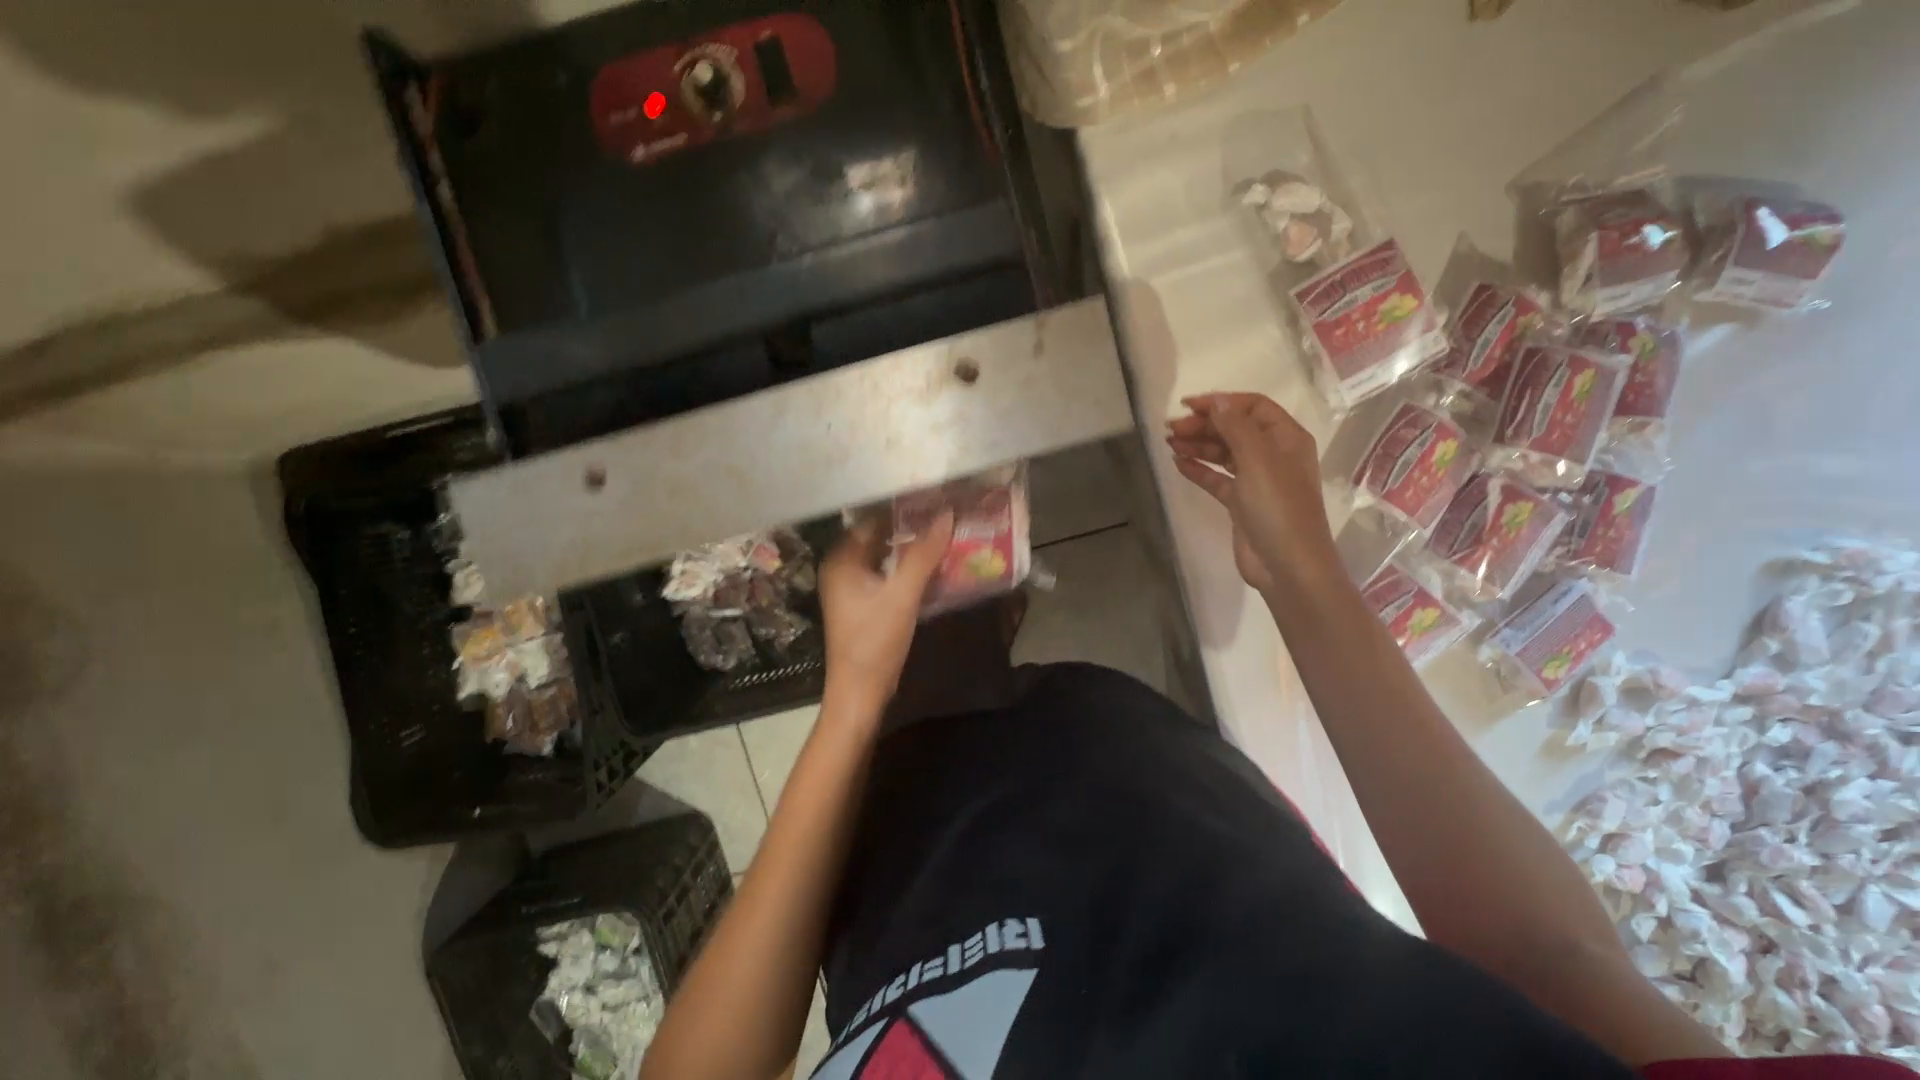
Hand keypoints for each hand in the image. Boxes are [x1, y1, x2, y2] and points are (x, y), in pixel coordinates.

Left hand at [817, 512, 953, 712]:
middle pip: (880, 538)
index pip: (873, 519)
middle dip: (912, 528)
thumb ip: (923, 554)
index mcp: (841, 560)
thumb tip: (947, 514)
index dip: (902, 509)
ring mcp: (852, 589)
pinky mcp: (865, 606)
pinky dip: (909, 571)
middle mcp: (842, 569)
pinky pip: (889, 577)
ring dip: (913, 550)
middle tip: (946, 513)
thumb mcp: (902, 595)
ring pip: (886, 559)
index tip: (934, 497)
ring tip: (947, 534)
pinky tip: (936, 567)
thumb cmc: (875, 642)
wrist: (860, 693)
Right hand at [1166, 392, 1338, 593]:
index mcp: (1287, 438)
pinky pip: (1218, 478)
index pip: (1253, 407)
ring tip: (1170, 443)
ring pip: (1224, 453)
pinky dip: (1199, 469)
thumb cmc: (1278, 507)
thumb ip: (1235, 426)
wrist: (1288, 565)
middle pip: (1236, 429)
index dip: (1221, 402)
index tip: (1187, 406)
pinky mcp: (1242, 504)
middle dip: (1204, 425)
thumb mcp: (1258, 459)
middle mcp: (1274, 455)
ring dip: (1198, 445)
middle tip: (1172, 429)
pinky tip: (1178, 463)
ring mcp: (1258, 480)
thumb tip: (1217, 400)